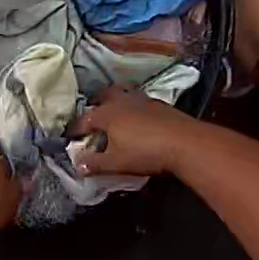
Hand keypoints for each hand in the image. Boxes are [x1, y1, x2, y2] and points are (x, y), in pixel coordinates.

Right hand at [72, 86, 199, 175]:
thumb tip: (78, 165)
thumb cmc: (145, 152)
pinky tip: (140, 121)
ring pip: (125, 94)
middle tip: (94, 115)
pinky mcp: (162, 106)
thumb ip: (94, 164)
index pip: (83, 120)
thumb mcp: (115, 163)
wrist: (188, 144)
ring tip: (117, 114)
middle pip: (105, 94)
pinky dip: (136, 108)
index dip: (74, 130)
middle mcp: (122, 102)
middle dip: (97, 103)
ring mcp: (144, 101)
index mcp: (106, 114)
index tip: (70, 138)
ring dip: (118, 101)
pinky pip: (142, 102)